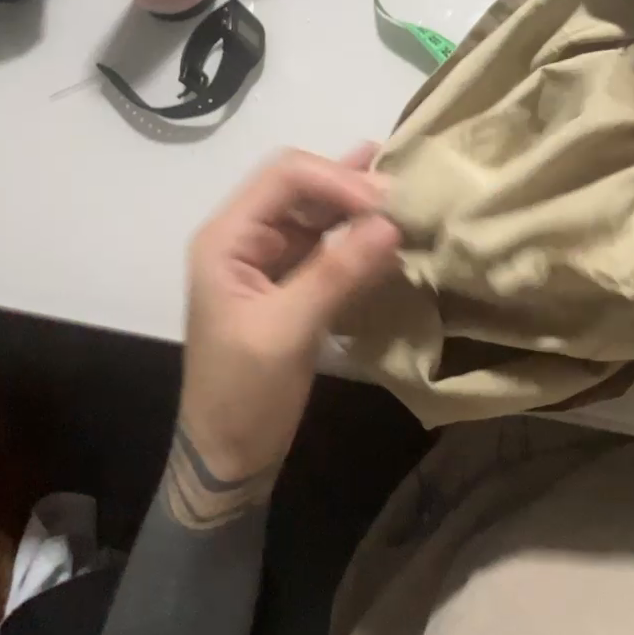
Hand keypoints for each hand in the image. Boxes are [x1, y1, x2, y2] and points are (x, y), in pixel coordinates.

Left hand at [180, 146, 401, 481]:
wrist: (229, 457)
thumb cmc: (244, 396)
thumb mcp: (287, 332)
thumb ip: (336, 272)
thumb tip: (391, 224)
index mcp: (227, 238)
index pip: (285, 177)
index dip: (338, 178)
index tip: (388, 204)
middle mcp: (246, 236)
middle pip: (302, 184)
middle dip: (351, 184)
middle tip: (406, 196)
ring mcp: (269, 257)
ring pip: (318, 209)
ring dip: (359, 203)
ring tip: (406, 196)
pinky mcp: (293, 280)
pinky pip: (329, 242)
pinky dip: (360, 233)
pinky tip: (391, 229)